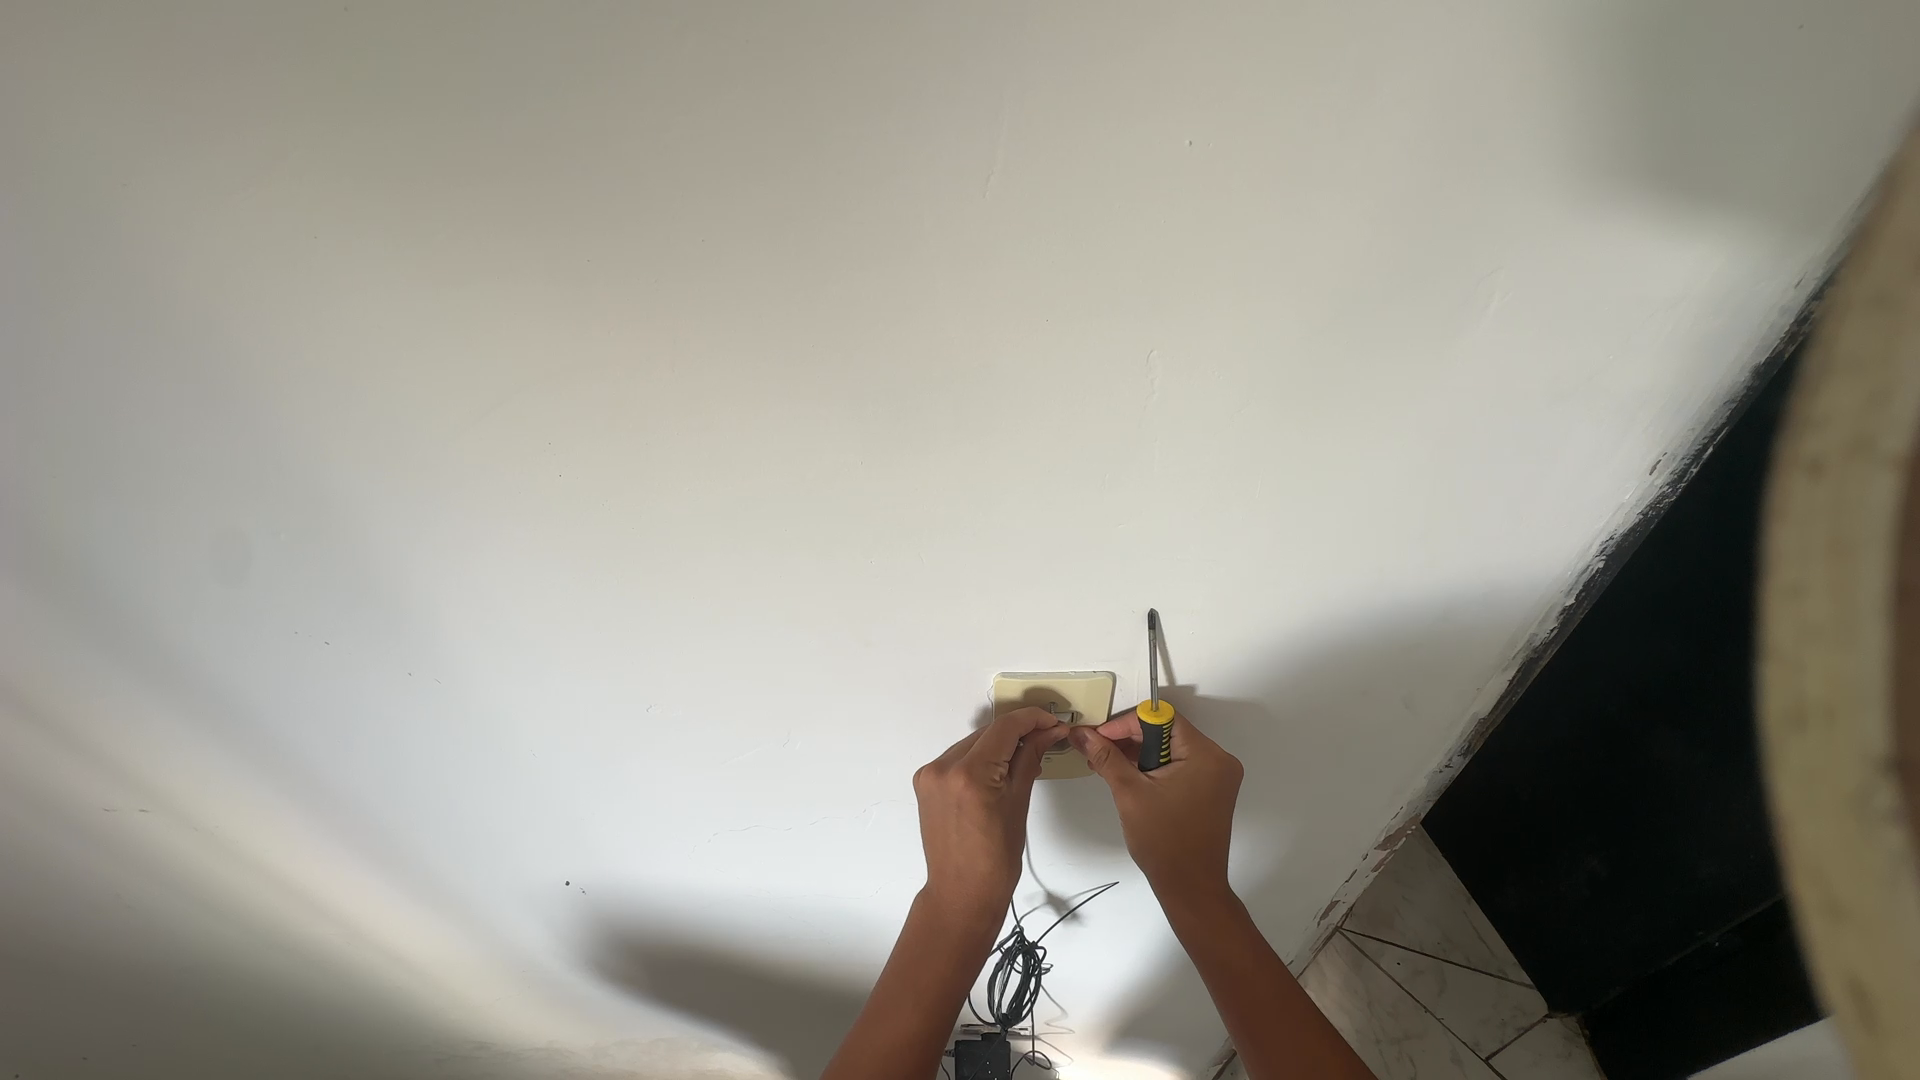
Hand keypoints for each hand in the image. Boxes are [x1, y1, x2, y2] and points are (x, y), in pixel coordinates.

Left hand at [912, 707, 1067, 921]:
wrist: (961, 893)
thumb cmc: (996, 859)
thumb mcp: (1019, 803)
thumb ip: (1030, 758)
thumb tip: (1048, 732)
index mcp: (970, 775)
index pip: (1004, 728)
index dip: (1032, 719)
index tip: (1053, 722)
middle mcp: (943, 768)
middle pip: (987, 733)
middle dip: (1017, 732)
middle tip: (1045, 738)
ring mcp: (930, 774)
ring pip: (972, 743)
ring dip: (997, 744)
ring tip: (1023, 756)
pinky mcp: (925, 781)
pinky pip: (958, 757)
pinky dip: (979, 758)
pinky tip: (997, 769)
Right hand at [1071, 708, 1242, 901]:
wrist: (1191, 889)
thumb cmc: (1164, 842)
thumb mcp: (1129, 793)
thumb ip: (1105, 757)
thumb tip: (1081, 733)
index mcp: (1206, 755)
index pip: (1161, 718)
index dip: (1126, 724)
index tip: (1099, 737)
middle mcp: (1218, 760)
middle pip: (1166, 731)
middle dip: (1129, 739)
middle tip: (1098, 750)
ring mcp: (1217, 776)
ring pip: (1170, 748)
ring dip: (1138, 753)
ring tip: (1106, 765)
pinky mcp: (1211, 790)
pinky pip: (1178, 765)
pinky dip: (1153, 767)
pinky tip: (1127, 776)